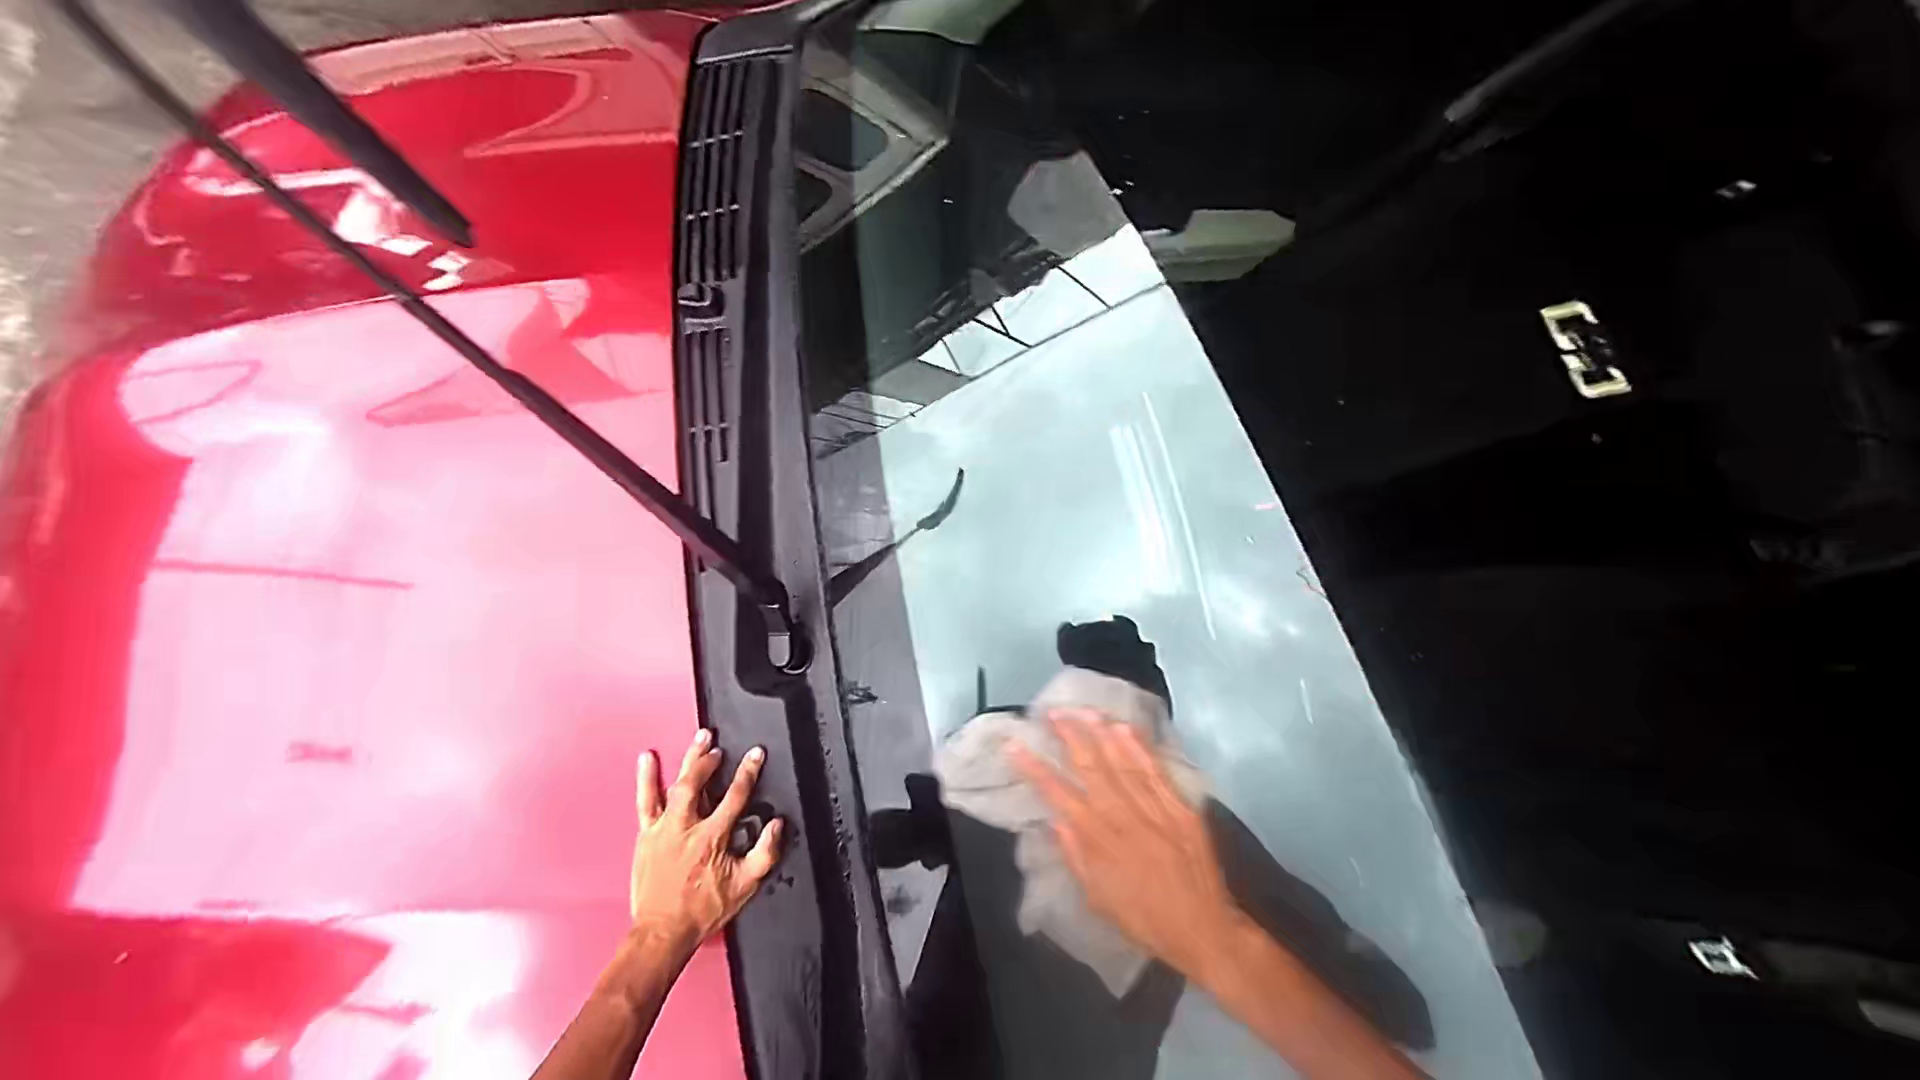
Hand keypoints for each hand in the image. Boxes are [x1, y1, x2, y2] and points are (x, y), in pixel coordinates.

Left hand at [628, 728, 782, 957]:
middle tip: (719, 746)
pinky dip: (646, 778)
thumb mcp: (746, 885)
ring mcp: (663, 830)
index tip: (756, 754)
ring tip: (698, 740)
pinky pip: (645, 801)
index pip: (735, 795)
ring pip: (675, 785)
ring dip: (688, 760)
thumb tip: (777, 826)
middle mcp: (685, 828)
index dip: (748, 771)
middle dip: (710, 760)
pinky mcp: (646, 835)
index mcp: (711, 837)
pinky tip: (647, 759)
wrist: (662, 933)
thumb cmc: (702, 910)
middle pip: (698, 782)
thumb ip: (765, 853)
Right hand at [1009, 707, 1236, 978]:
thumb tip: (1056, 820)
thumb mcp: (1097, 897)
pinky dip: (1139, 747)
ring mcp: (1153, 808)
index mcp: (1097, 839)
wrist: (1203, 929)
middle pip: (1089, 765)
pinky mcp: (1180, 807)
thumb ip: (1075, 856)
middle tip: (1052, 712)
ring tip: (1082, 710)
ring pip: (1121, 760)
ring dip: (1100, 732)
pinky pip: (1155, 770)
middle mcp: (1121, 816)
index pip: (1057, 793)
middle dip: (1068, 735)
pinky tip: (1124, 727)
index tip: (1015, 745)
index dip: (1034, 767)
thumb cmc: (1144, 917)